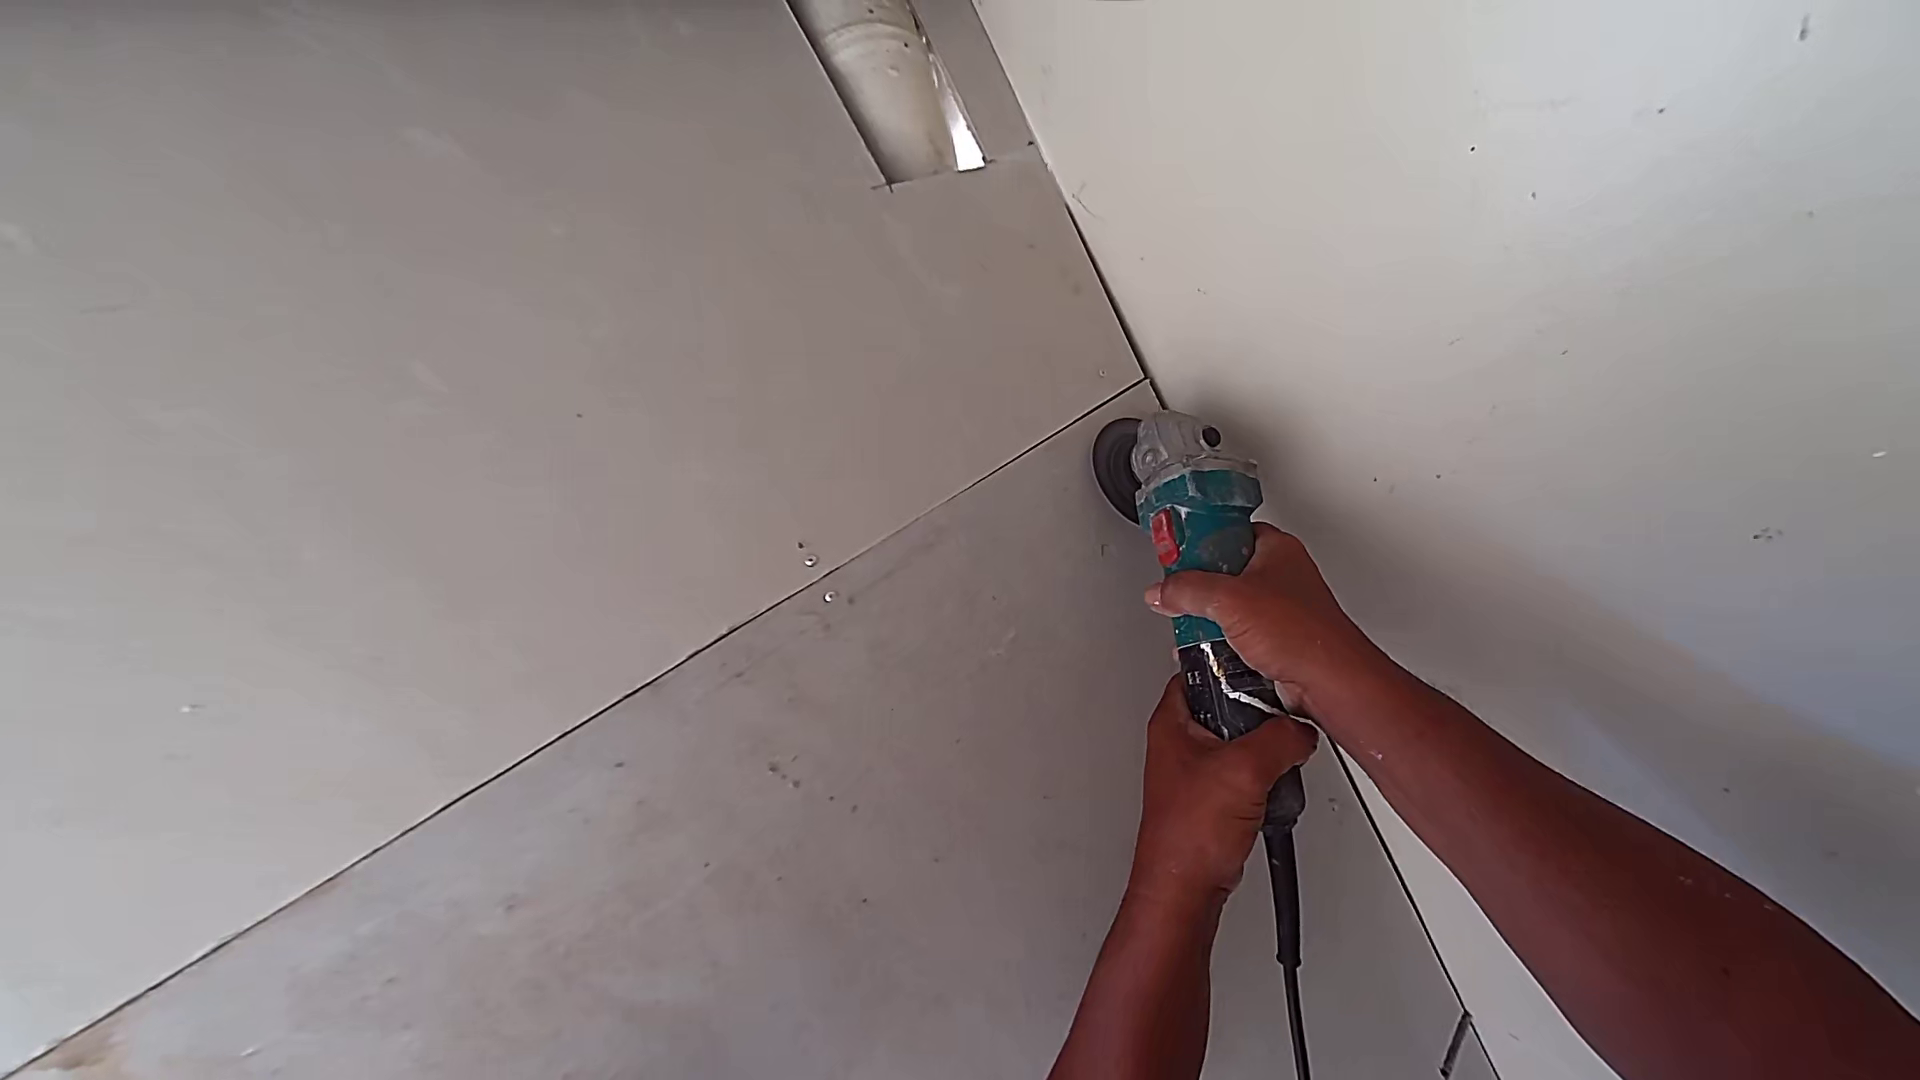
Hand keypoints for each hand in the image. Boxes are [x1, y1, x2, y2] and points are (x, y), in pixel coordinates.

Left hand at [1128, 676, 1318, 906]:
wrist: (1186, 884)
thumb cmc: (1190, 831)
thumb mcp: (1244, 770)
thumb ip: (1279, 739)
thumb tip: (1299, 729)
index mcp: (1171, 722)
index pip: (1193, 673)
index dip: (1222, 665)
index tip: (1251, 664)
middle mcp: (1178, 741)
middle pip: (1219, 705)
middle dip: (1252, 710)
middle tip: (1276, 714)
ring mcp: (1193, 768)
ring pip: (1233, 738)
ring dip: (1260, 745)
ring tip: (1279, 753)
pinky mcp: (1210, 793)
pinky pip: (1241, 769)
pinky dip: (1261, 772)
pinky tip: (1272, 784)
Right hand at [1144, 523, 1384, 715]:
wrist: (1329, 683)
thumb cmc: (1304, 635)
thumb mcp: (1228, 599)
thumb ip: (1186, 589)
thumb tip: (1161, 590)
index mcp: (1276, 549)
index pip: (1229, 529)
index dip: (1199, 537)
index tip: (1175, 547)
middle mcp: (1280, 574)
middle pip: (1224, 568)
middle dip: (1199, 582)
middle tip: (1180, 588)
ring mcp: (1278, 607)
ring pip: (1229, 602)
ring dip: (1207, 613)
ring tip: (1191, 619)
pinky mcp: (1274, 636)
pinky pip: (1235, 630)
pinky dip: (1218, 637)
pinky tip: (1207, 644)